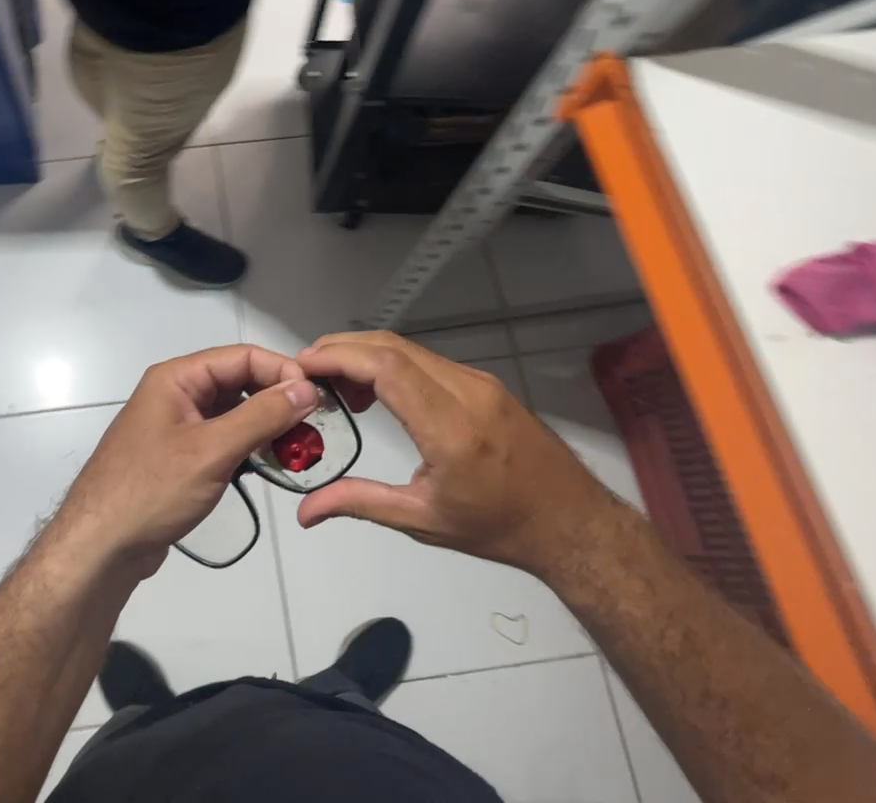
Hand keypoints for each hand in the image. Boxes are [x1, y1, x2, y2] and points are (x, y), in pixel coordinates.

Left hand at [50, 345, 318, 576]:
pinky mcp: (180, 456)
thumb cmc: (152, 490)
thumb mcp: (212, 450)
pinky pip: (223, 438)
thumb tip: (307, 389)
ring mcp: (177, 426)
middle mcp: (176, 394)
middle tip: (313, 428)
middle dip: (276, 400)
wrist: (101, 547)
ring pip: (233, 412)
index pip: (241, 356)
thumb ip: (262, 416)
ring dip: (266, 426)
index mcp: (177, 378)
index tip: (317, 398)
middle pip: (239, 382)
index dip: (281, 372)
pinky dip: (248, 446)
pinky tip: (270, 464)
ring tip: (298, 449)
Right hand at [294, 331, 615, 572]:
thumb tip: (304, 511)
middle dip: (343, 348)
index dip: (341, 358)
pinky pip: (427, 360)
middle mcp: (467, 392)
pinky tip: (372, 389)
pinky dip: (389, 363)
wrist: (571, 520)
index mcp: (451, 429)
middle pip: (393, 347)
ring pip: (409, 348)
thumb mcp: (424, 520)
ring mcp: (479, 382)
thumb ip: (361, 503)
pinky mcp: (484, 383)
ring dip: (365, 354)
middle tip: (306, 369)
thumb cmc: (498, 527)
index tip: (304, 366)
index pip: (389, 369)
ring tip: (332, 382)